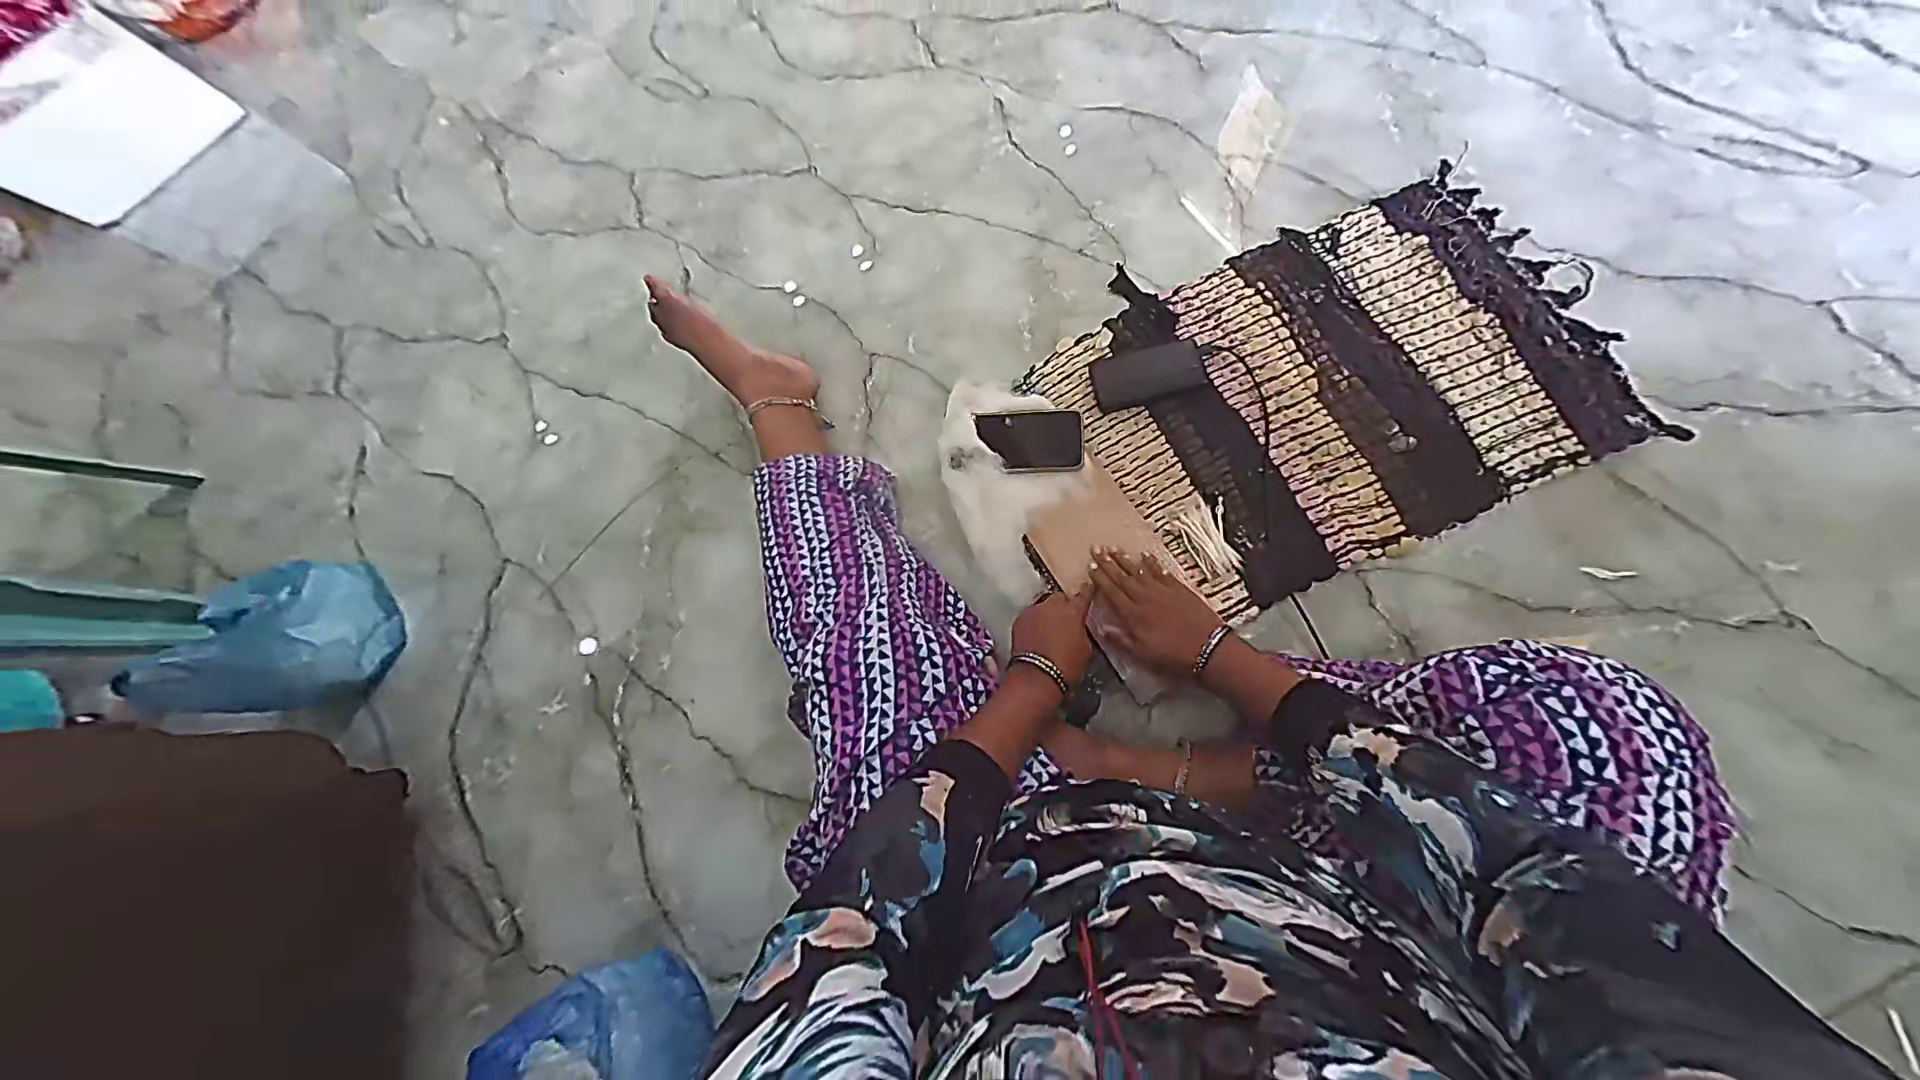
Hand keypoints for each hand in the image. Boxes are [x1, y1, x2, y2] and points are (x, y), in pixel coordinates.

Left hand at [1010, 585, 1095, 682]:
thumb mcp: (1084, 648)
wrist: (1037, 676)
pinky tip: (1034, 635)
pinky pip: (1029, 616)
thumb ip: (1081, 630)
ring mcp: (1033, 610)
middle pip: (1059, 597)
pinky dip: (1032, 622)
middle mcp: (1052, 605)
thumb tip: (1076, 627)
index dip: (1086, 592)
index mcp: (1073, 611)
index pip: (1083, 594)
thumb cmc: (1067, 666)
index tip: (1087, 589)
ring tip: (1046, 629)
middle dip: (1061, 605)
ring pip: (1042, 606)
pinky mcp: (1019, 619)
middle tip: (1063, 619)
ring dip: (1045, 614)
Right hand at [1090, 549, 1226, 673]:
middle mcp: (1145, 598)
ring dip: (1126, 560)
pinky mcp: (1179, 589)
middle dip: (1108, 562)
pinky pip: (1161, 572)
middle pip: (1122, 577)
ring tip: (1114, 549)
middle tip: (1097, 548)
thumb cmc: (1173, 655)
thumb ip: (1121, 639)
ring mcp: (1162, 591)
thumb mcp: (1142, 654)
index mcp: (1133, 614)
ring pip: (1139, 571)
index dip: (1100, 578)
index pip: (1111, 591)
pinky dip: (1152, 563)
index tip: (1091, 566)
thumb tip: (1102, 628)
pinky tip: (1146, 556)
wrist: (1207, 648)